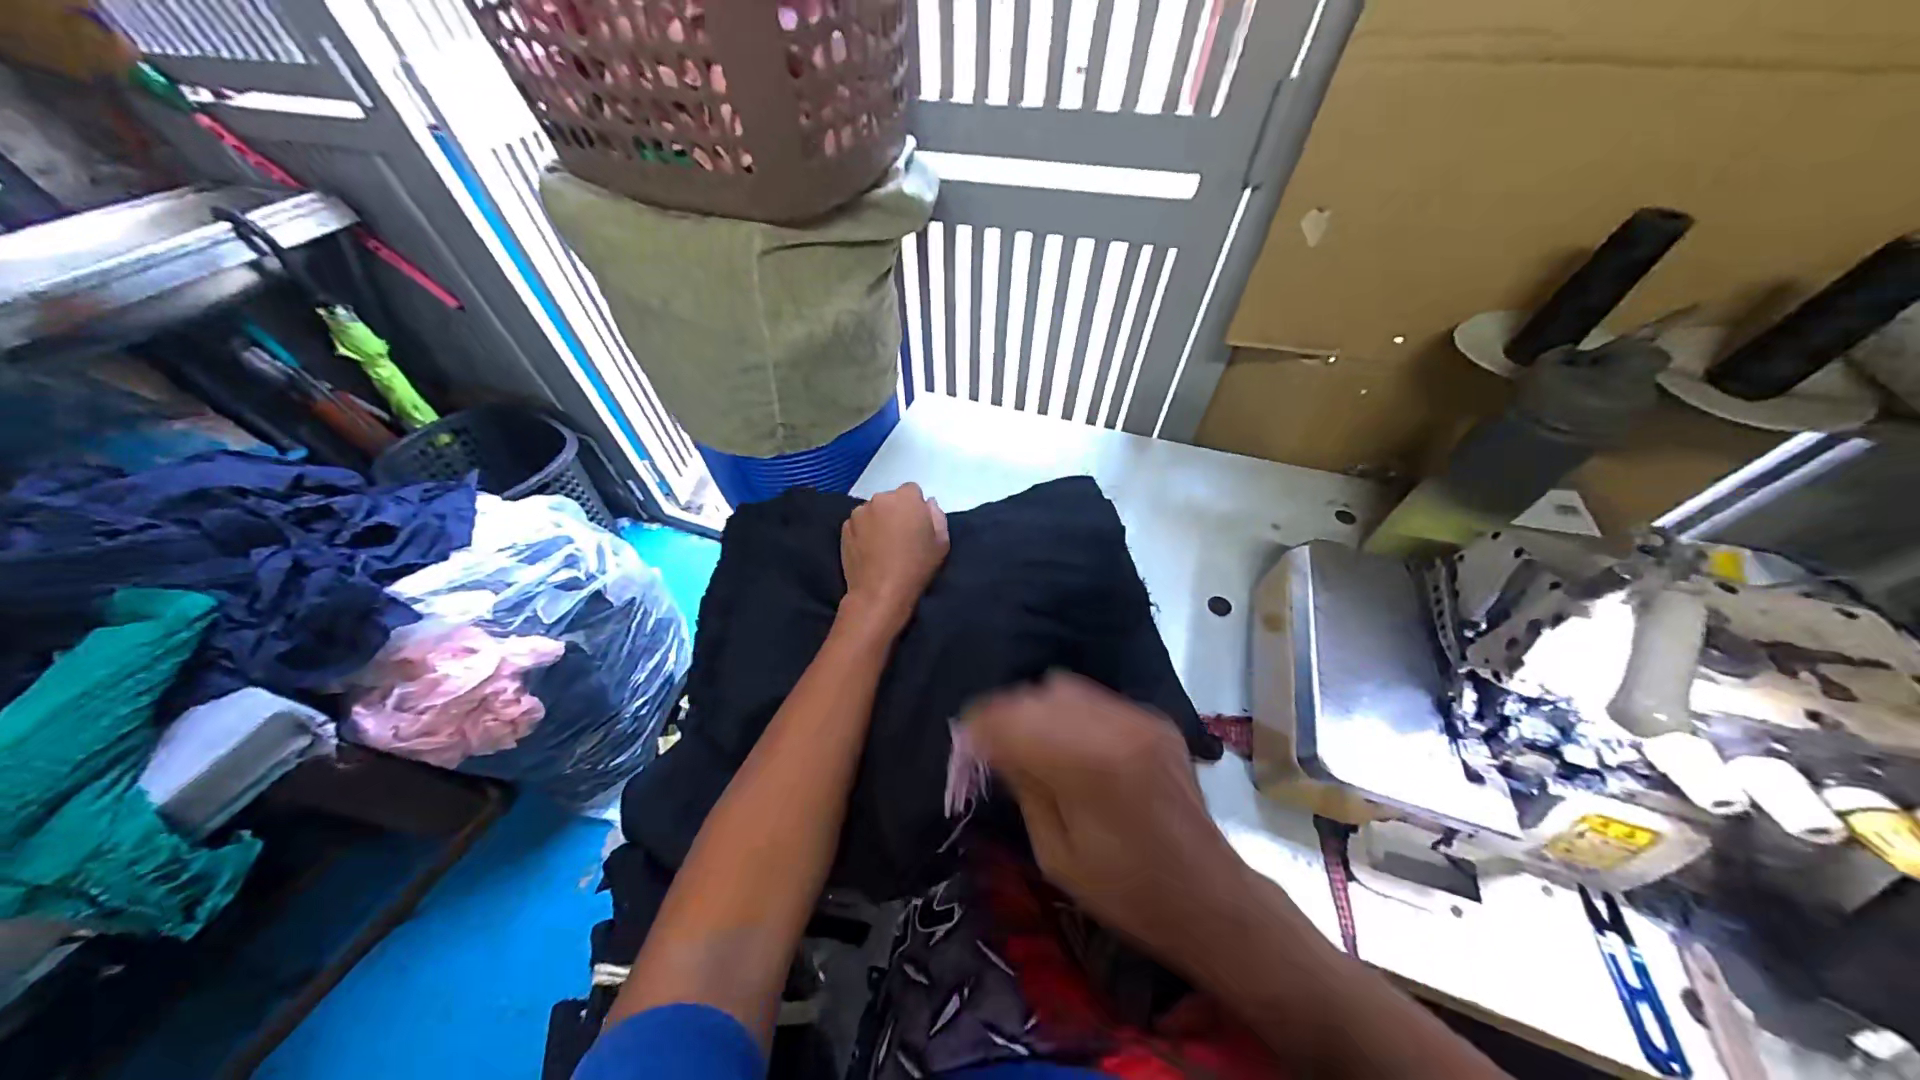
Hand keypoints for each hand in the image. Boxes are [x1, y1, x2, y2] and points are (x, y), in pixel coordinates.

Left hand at [840, 482, 948, 629]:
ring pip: (872, 511)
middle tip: (900, 537)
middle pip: (890, 499)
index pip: (912, 491)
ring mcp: (858, 513)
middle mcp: (880, 499)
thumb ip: (937, 516)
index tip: (916, 526)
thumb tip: (928, 503)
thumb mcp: (941, 543)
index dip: (915, 507)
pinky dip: (863, 532)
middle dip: (895, 512)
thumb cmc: (916, 567)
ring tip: (882, 545)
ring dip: (878, 520)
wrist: (880, 592)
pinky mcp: (844, 528)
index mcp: (906, 498)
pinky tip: (868, 551)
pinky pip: (858, 524)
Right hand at [962, 673, 1248, 963]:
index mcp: (1087, 765)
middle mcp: (1115, 727)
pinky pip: (1095, 698)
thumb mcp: (1056, 853)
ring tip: (1029, 742)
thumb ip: (1024, 786)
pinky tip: (1069, 742)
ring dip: (1036, 709)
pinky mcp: (1156, 720)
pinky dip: (1069, 711)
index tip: (966, 743)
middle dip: (1006, 715)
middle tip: (993, 747)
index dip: (981, 725)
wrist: (1210, 897)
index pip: (1013, 719)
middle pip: (1037, 696)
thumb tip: (991, 745)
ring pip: (1064, 688)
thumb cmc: (1127, 892)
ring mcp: (1140, 718)